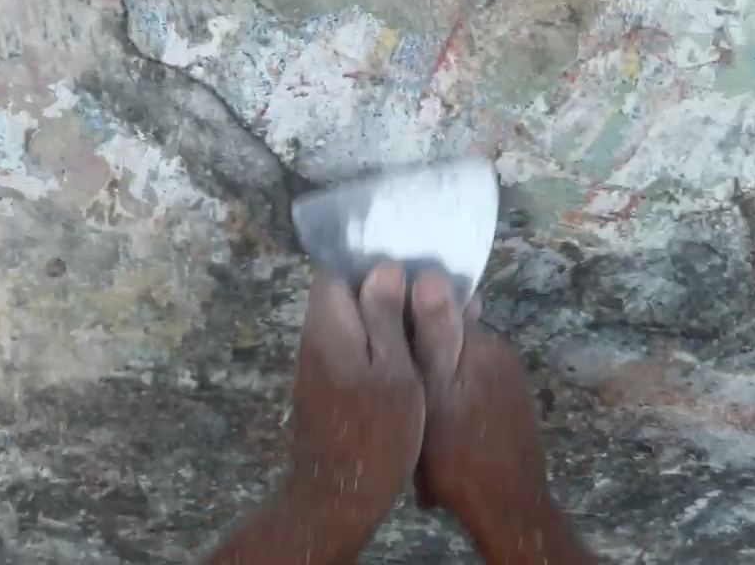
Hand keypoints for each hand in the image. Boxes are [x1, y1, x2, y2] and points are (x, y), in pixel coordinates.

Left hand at [208, 265, 423, 563]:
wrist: (338, 495)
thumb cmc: (373, 431)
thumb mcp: (393, 371)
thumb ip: (386, 317)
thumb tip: (385, 267)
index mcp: (329, 321)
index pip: (338, 266)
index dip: (373, 259)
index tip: (410, 261)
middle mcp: (317, 332)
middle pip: (349, 291)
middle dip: (389, 288)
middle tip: (434, 292)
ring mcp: (321, 358)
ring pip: (356, 318)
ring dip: (391, 316)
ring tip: (436, 317)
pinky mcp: (331, 380)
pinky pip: (358, 343)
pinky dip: (385, 341)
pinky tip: (419, 350)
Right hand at [410, 270, 594, 564]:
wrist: (508, 513)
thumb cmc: (461, 452)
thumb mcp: (434, 389)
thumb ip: (433, 332)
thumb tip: (429, 273)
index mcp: (485, 341)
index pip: (437, 309)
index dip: (406, 325)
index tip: (386, 346)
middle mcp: (501, 352)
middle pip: (446, 339)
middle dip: (421, 360)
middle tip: (401, 394)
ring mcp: (508, 381)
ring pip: (455, 368)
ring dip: (434, 387)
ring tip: (415, 419)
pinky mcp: (509, 406)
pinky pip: (468, 390)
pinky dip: (450, 405)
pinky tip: (437, 434)